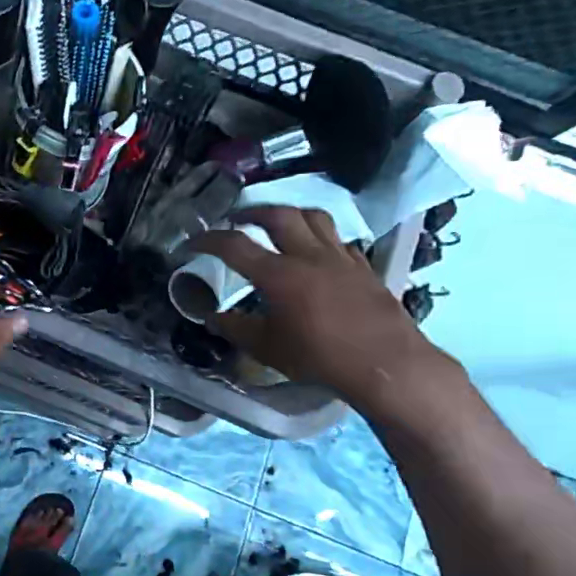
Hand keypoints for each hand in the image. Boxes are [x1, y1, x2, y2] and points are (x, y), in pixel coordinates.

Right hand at [189, 207, 460, 418]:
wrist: (383, 363)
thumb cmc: (319, 358)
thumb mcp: (269, 349)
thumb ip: (238, 329)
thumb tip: (213, 318)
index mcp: (278, 275)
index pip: (234, 245)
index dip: (207, 240)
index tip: (191, 243)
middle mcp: (308, 255)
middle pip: (277, 215)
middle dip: (251, 212)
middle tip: (236, 219)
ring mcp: (339, 256)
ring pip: (312, 216)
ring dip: (289, 213)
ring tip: (277, 222)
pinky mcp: (362, 265)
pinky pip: (337, 238)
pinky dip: (319, 235)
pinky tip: (316, 250)